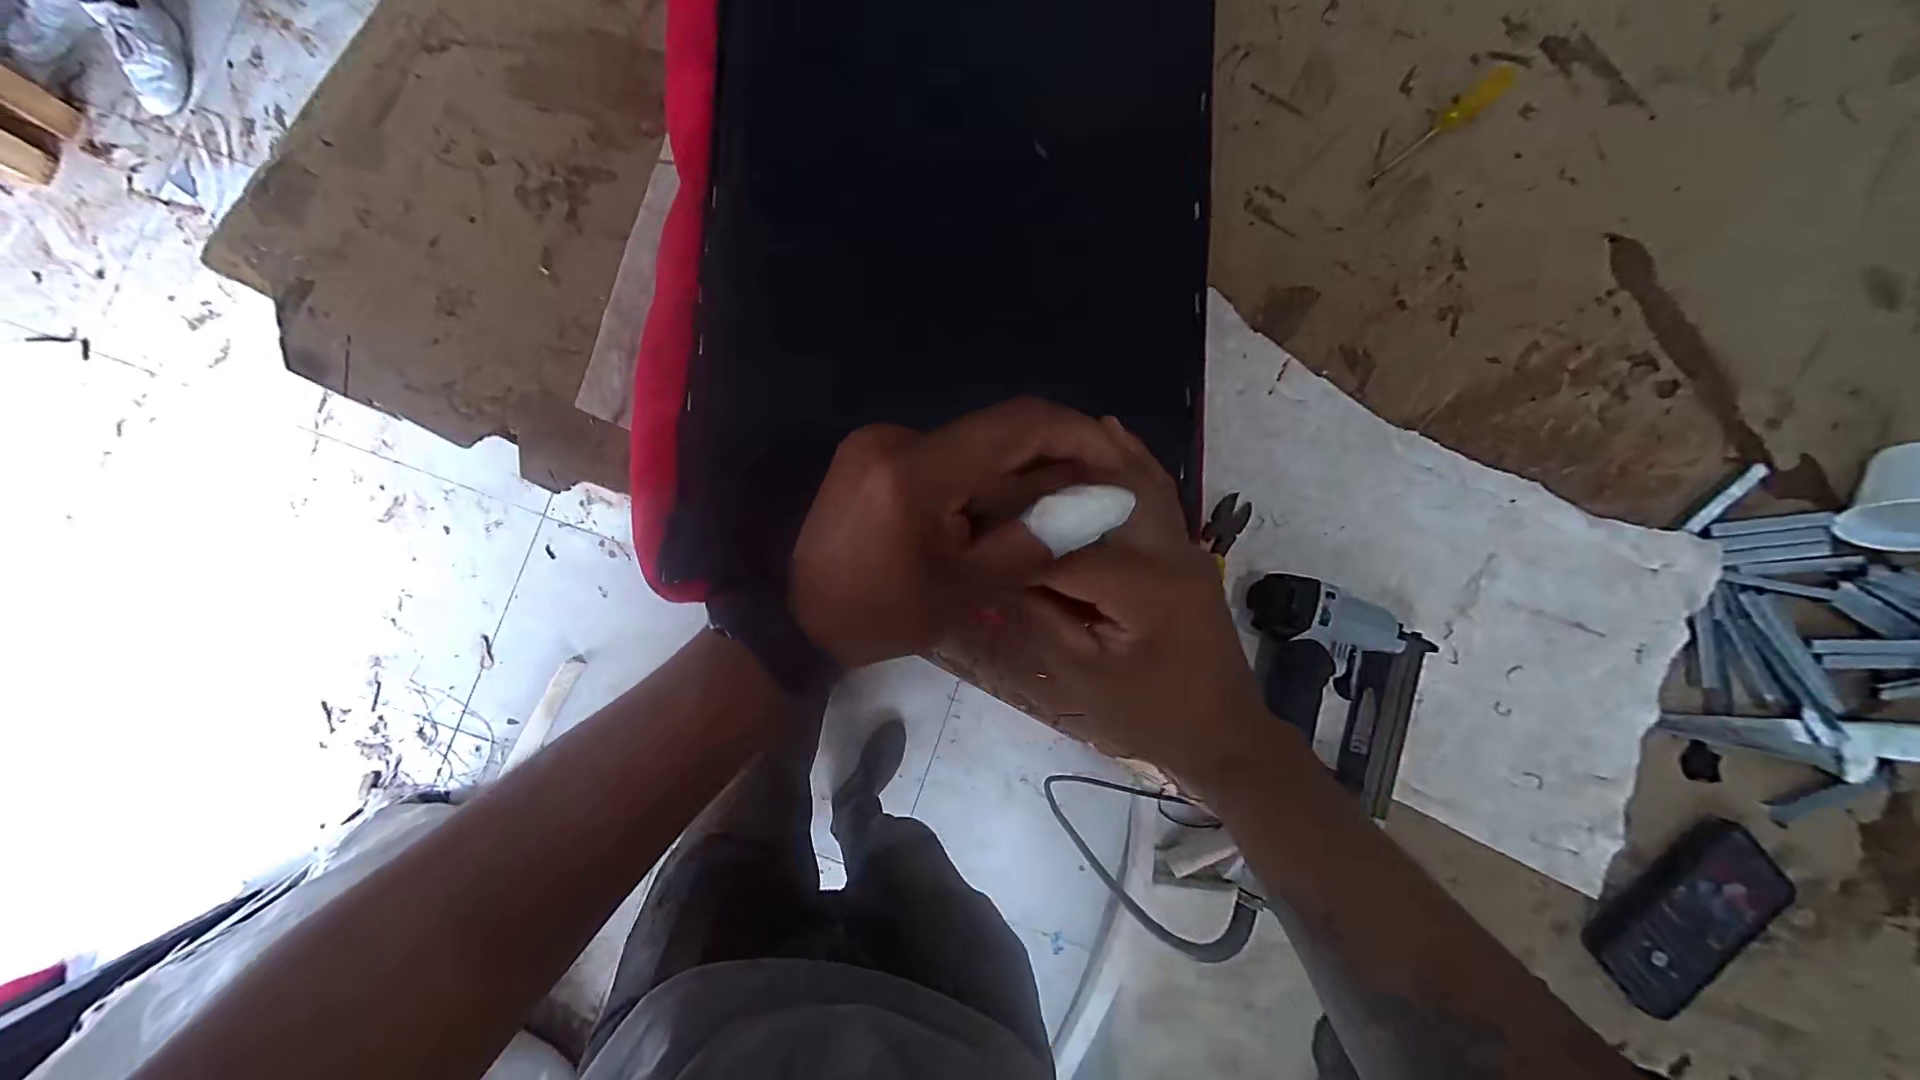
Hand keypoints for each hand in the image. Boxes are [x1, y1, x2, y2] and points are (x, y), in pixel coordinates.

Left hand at [792, 398, 1127, 667]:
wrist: (795, 620)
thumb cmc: (881, 615)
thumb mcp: (967, 587)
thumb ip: (1036, 538)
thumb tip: (1100, 500)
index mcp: (916, 470)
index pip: (1016, 424)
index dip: (1075, 434)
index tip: (1111, 462)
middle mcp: (894, 437)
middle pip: (994, 434)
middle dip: (1044, 465)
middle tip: (1079, 503)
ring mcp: (875, 441)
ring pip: (969, 447)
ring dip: (1007, 478)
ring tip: (1024, 524)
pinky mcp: (868, 453)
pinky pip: (941, 457)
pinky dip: (972, 482)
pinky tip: (977, 520)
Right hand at [1010, 418, 1269, 784]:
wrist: (1222, 732)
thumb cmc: (1149, 713)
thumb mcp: (1082, 677)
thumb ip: (1041, 616)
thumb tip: (1000, 571)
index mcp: (1141, 586)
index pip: (1065, 545)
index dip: (1016, 538)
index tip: (974, 532)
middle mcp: (1168, 551)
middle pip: (1111, 486)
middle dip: (1058, 465)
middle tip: (1006, 454)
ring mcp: (1184, 547)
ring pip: (1142, 478)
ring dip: (1099, 448)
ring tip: (1053, 428)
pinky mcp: (1186, 552)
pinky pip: (1158, 494)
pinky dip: (1132, 460)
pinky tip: (1112, 435)